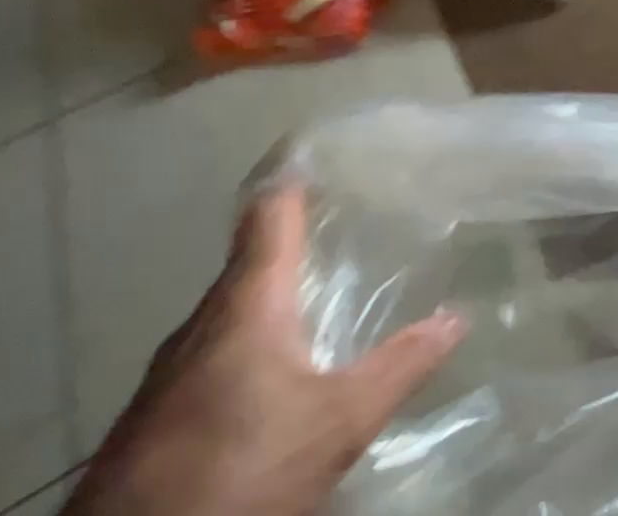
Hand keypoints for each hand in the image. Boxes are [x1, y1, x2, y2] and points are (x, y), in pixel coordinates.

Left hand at [63, 185, 465, 515]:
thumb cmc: (241, 468)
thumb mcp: (341, 420)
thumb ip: (401, 364)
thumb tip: (458, 316)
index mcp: (243, 312)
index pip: (265, 224)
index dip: (289, 184)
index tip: (310, 149)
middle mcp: (200, 331)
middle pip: (248, 267)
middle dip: (292, 240)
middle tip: (344, 218)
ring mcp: (170, 377)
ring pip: (231, 314)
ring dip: (273, 292)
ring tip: (324, 285)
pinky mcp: (159, 417)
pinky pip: (216, 352)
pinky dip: (254, 335)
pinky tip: (283, 362)